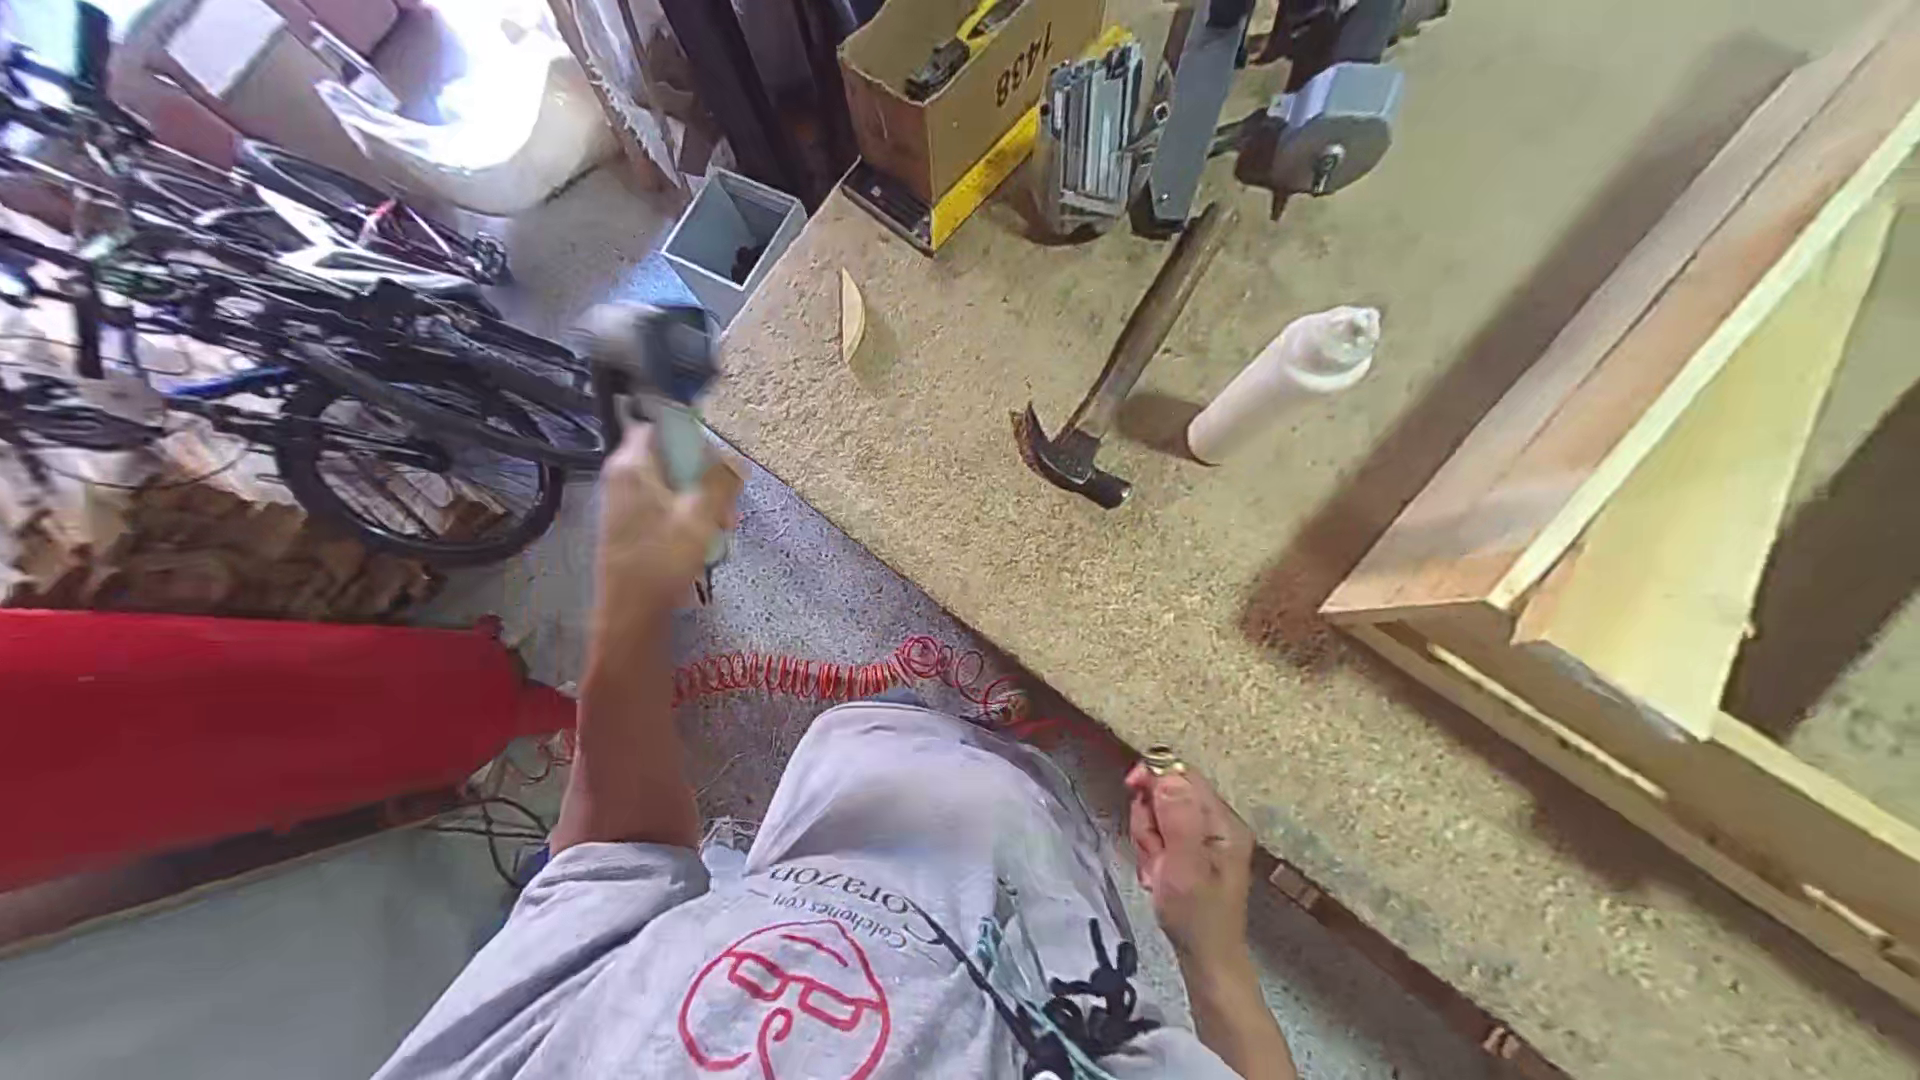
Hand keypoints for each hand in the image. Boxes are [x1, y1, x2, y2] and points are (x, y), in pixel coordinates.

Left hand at [594, 423, 743, 611]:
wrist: (633, 610)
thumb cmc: (662, 559)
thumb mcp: (701, 515)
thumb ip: (720, 481)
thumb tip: (736, 459)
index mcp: (632, 466)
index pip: (659, 425)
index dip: (691, 434)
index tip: (718, 454)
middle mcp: (623, 478)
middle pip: (671, 456)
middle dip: (706, 473)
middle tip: (729, 498)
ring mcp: (626, 502)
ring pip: (673, 483)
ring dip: (703, 497)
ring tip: (724, 523)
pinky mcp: (633, 524)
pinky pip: (667, 504)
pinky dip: (690, 513)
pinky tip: (708, 535)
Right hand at [1126, 762, 1255, 966]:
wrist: (1205, 961)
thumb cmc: (1196, 916)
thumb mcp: (1185, 866)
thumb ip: (1178, 819)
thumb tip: (1167, 775)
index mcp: (1223, 821)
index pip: (1184, 775)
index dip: (1155, 775)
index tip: (1131, 788)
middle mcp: (1217, 823)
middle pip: (1168, 792)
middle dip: (1149, 816)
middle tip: (1151, 850)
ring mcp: (1204, 837)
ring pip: (1158, 812)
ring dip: (1147, 836)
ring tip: (1155, 868)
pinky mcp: (1191, 850)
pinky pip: (1159, 832)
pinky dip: (1150, 848)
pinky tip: (1156, 873)